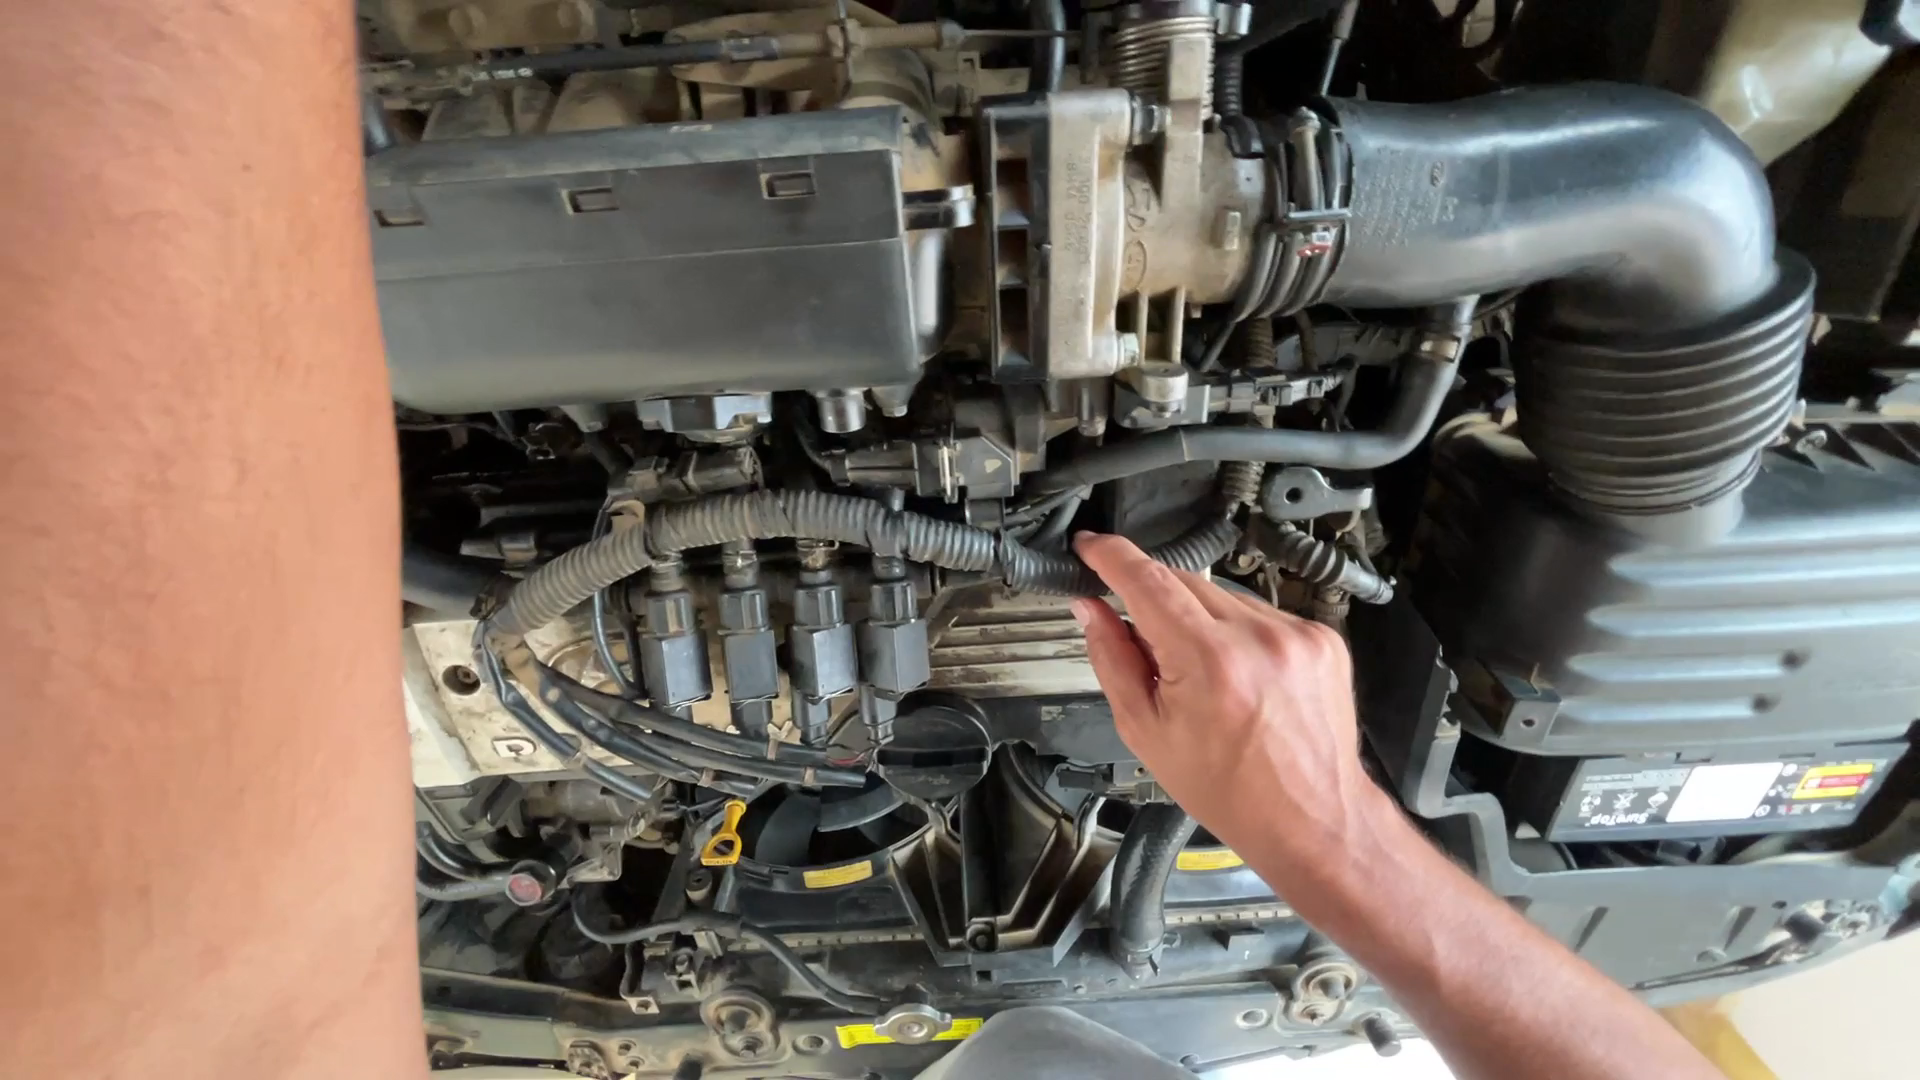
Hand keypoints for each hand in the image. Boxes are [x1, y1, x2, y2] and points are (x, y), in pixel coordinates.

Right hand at [1069, 532, 1390, 881]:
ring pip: (1219, 595)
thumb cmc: (1230, 788)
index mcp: (1208, 661)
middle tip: (1148, 647)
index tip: (1091, 546)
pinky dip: (1234, 630)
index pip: (1147, 580)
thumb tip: (1090, 610)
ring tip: (1204, 676)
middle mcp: (1257, 637)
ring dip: (1197, 618)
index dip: (1110, 556)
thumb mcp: (1145, 729)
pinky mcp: (1320, 636)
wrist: (1312, 820)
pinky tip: (1238, 673)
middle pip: (1182, 581)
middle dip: (1153, 601)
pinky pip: (1257, 611)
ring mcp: (1296, 633)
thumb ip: (1111, 658)